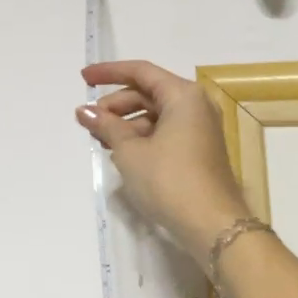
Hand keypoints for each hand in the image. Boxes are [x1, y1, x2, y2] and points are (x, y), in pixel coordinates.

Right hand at [76, 60, 251, 256]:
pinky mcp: (199, 151)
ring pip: (155, 114)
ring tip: (101, 140)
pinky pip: (165, 132)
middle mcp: (196, 105)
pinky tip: (122, 153)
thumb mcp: (130, 151)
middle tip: (90, 121)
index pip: (140, 72)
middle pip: (148, 93)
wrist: (213, 226)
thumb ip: (106, 126)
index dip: (108, 72)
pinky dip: (141, 137)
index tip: (83, 78)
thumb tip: (84, 111)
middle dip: (115, 104)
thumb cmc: (170, 180)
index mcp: (183, 95)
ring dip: (126, 123)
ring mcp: (200, 129)